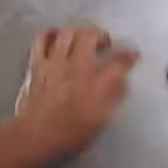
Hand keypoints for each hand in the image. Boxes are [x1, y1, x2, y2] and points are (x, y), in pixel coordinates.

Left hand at [8, 25, 137, 158]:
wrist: (35, 136)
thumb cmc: (70, 133)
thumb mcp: (100, 119)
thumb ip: (113, 96)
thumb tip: (122, 79)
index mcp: (94, 85)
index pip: (117, 63)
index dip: (128, 56)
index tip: (132, 54)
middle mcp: (74, 68)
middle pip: (89, 36)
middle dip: (101, 35)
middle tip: (105, 42)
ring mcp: (53, 63)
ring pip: (67, 33)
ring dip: (78, 32)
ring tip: (83, 38)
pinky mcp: (37, 64)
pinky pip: (41, 40)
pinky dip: (50, 34)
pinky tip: (56, 37)